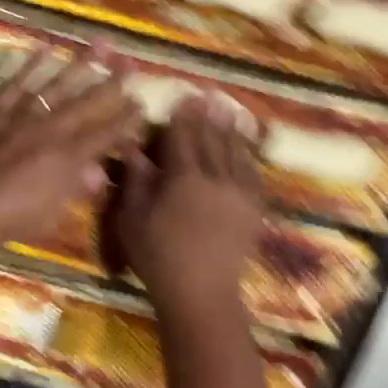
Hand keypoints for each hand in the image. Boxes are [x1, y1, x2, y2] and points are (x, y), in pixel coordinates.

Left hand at [0, 45, 146, 253]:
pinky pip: (13, 82)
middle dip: (114, 81)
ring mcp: (17, 117)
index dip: (126, 120)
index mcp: (65, 160)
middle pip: (88, 101)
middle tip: (133, 62)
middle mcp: (47, 131)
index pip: (106, 135)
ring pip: (56, 83)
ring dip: (81, 61)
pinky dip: (29, 64)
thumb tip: (96, 173)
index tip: (143, 105)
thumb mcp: (42, 218)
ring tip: (102, 42)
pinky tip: (44, 48)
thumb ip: (70, 192)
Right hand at [118, 91, 263, 318]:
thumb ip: (136, 180)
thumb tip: (134, 148)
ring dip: (231, 128)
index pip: (184, 137)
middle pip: (213, 138)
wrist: (200, 290)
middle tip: (207, 96)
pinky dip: (247, 152)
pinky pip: (252, 169)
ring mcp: (241, 190)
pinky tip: (244, 146)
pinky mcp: (255, 206)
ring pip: (237, 150)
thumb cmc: (156, 256)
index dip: (183, 116)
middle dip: (209, 116)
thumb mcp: (133, 219)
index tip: (184, 96)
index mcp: (184, 178)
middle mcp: (217, 176)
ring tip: (229, 111)